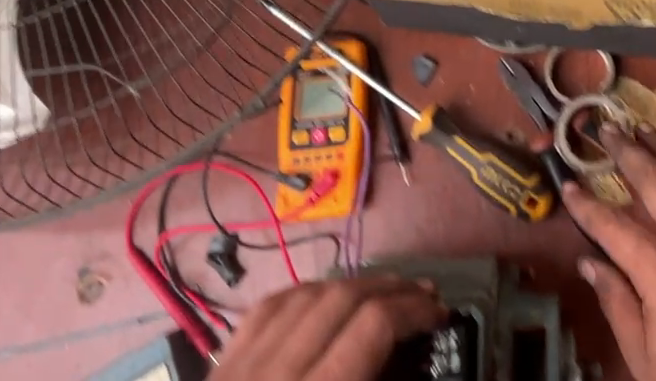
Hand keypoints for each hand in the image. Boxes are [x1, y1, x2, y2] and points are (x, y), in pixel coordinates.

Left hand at [212, 275, 445, 380]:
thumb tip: (409, 372)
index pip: (369, 327)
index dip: (412, 311)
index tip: (439, 314)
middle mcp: (271, 377)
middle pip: (340, 299)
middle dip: (390, 289)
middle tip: (423, 297)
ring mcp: (236, 370)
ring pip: (304, 295)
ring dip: (352, 285)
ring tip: (384, 293)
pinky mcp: (216, 373)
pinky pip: (266, 311)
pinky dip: (304, 295)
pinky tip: (324, 299)